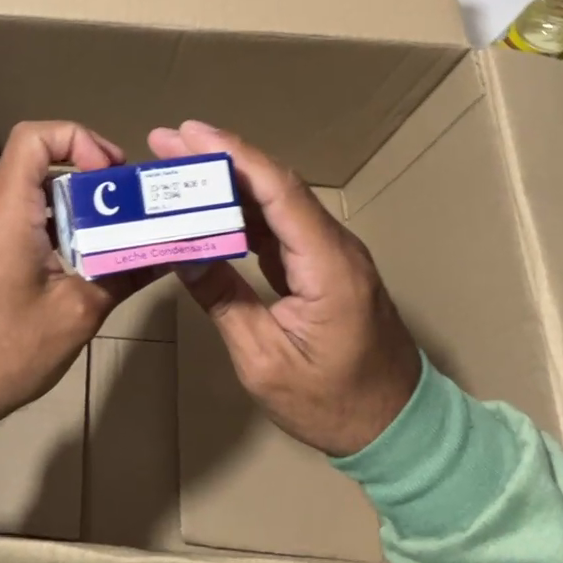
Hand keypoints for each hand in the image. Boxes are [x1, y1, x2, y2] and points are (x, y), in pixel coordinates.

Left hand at [0, 122, 147, 424]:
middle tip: (128, 201)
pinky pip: (25, 217)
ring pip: (34, 190)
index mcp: (9, 211)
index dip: (78, 138)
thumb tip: (167, 253)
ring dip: (76, 201)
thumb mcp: (77, 313)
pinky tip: (88, 255)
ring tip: (117, 228)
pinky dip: (59, 223)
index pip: (35, 137)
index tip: (111, 173)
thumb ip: (123, 274)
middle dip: (89, 172)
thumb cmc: (7, 348)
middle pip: (39, 160)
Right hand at [150, 121, 421, 456]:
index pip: (277, 191)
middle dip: (219, 158)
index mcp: (327, 266)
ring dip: (226, 182)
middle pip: (274, 186)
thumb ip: (224, 300)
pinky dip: (240, 211)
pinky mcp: (321, 267)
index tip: (187, 133)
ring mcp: (330, 255)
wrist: (398, 429)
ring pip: (274, 202)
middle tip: (164, 142)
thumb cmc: (332, 404)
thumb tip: (181, 253)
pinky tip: (207, 207)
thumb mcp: (264, 360)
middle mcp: (334, 247)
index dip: (232, 156)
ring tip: (174, 167)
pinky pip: (278, 226)